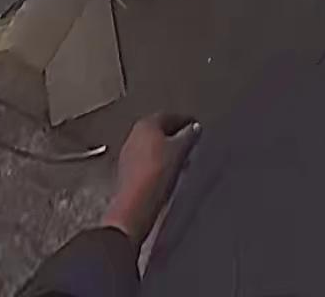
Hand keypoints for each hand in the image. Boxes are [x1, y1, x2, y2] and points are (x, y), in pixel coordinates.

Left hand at [100, 113, 200, 242]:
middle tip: (192, 143)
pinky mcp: (127, 171)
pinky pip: (148, 160)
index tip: (197, 127)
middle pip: (161, 130)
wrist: (134, 208)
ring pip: (154, 145)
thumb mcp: (179, 151)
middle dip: (177, 136)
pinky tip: (168, 173)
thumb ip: (189, 136)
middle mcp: (135, 133)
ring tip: (183, 160)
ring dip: (168, 151)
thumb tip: (195, 128)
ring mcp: (129, 152)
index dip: (186, 121)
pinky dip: (159, 162)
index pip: (171, 116)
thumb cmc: (157, 174)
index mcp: (147, 123)